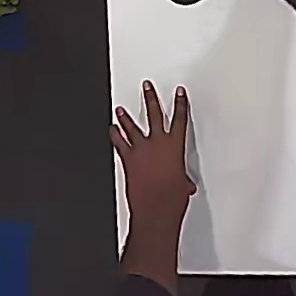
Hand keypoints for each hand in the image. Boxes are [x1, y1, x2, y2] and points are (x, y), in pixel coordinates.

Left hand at [112, 82, 194, 295]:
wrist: (155, 209)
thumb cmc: (172, 198)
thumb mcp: (184, 185)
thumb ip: (183, 179)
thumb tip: (184, 184)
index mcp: (175, 146)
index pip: (180, 119)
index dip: (180, 104)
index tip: (179, 92)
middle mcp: (157, 143)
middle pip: (154, 114)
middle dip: (151, 98)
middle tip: (147, 86)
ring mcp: (141, 149)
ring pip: (132, 127)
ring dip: (125, 117)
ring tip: (120, 108)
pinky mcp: (128, 159)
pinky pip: (120, 143)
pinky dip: (115, 136)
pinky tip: (111, 130)